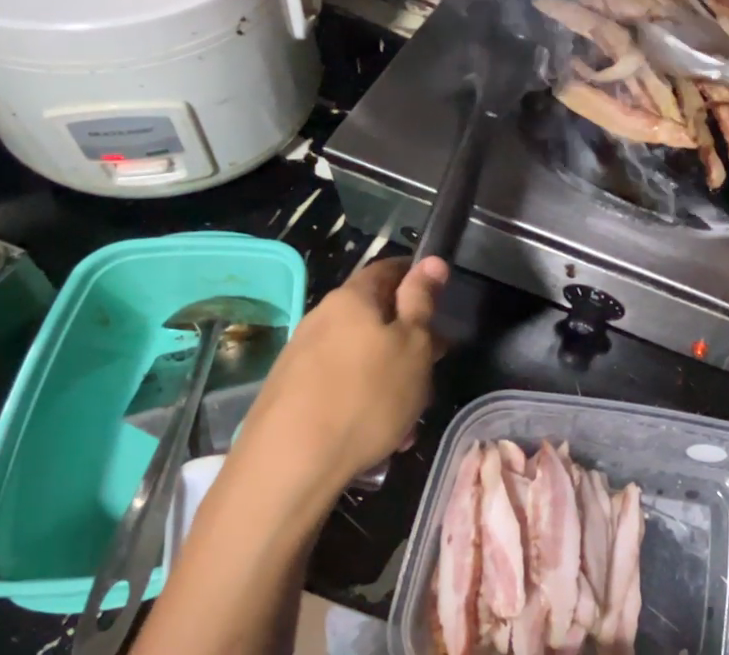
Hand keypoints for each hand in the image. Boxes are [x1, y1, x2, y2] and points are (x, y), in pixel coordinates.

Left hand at [237, 256, 446, 489]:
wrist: (287, 468)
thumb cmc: (366, 396)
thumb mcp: (414, 345)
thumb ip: (422, 302)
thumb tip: (432, 261)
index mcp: (351, 298)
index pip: (388, 269)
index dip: (418, 277)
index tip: (441, 300)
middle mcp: (320, 320)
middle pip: (374, 317)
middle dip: (407, 339)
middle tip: (431, 369)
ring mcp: (299, 358)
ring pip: (360, 357)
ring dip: (388, 377)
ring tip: (408, 416)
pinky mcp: (288, 395)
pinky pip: (339, 386)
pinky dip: (363, 401)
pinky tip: (377, 434)